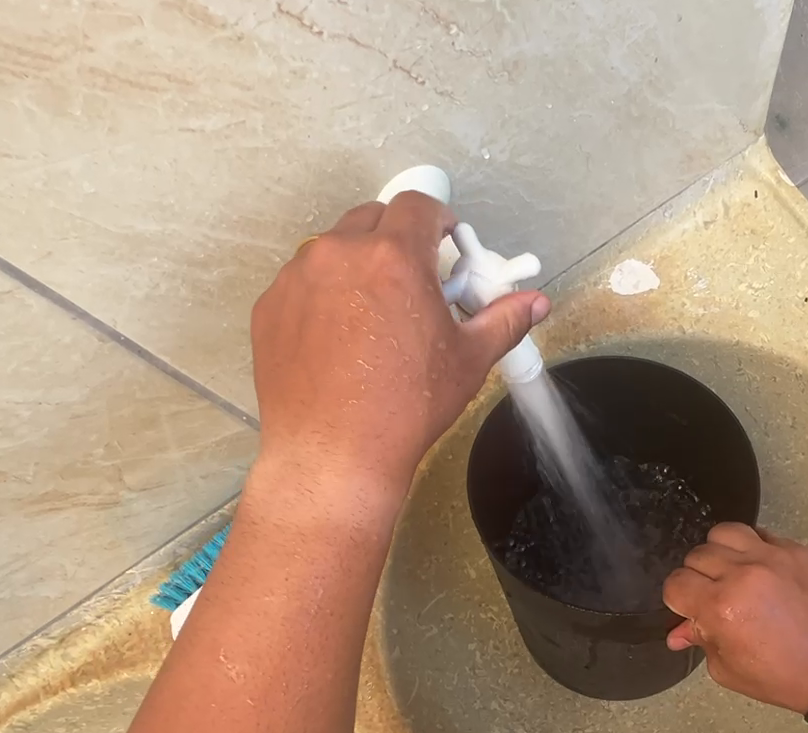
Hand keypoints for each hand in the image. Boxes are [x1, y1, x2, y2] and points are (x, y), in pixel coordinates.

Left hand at [248, 192, 548, 486]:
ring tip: (376, 316)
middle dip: (399, 239)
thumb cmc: (407, 407)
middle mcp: (339, 254)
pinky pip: (304, 282)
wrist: (336, 452)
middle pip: (373, 218)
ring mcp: (298, 278)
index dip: (438, 220)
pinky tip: (341, 340)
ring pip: (335, 250)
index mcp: (394, 258)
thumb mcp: (468, 361)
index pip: (418, 205)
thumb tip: (536, 303)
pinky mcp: (271, 306)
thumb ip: (503, 321)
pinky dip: (326, 296)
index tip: (446, 243)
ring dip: (360, 266)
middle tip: (416, 282)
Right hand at [663, 523, 807, 712]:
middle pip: (696, 556)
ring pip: (723, 533)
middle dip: (698, 579)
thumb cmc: (782, 677)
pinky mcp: (795, 550)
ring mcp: (771, 557)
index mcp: (721, 607)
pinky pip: (759, 534)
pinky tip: (758, 569)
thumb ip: (701, 641)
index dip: (677, 600)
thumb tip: (678, 631)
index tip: (689, 609)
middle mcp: (742, 574)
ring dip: (720, 553)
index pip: (675, 584)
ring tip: (731, 573)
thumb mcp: (728, 669)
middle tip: (713, 597)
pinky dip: (752, 548)